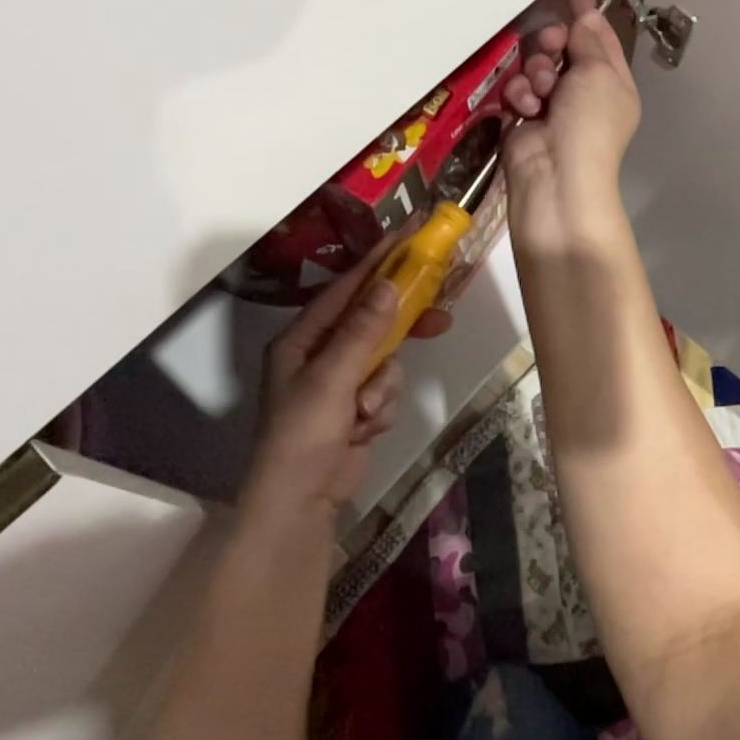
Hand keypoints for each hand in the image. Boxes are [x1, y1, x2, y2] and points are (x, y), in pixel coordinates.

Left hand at [242, 242, 441, 517]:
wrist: (300, 502)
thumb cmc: (303, 434)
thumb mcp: (331, 379)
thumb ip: (362, 332)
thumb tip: (388, 286)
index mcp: (302, 337)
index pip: (346, 289)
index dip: (378, 262)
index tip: (410, 237)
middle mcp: (320, 352)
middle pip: (373, 322)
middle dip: (398, 330)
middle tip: (439, 316)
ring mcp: (340, 381)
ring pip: (386, 360)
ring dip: (382, 387)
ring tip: (364, 412)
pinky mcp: (357, 406)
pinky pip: (385, 389)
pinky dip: (380, 408)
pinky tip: (363, 429)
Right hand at [501, 0, 641, 199]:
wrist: (556, 177)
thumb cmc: (589, 124)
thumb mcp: (599, 74)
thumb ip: (589, 40)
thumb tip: (588, 15)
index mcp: (613, 84)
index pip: (601, 41)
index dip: (589, 17)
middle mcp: (584, 95)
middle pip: (563, 49)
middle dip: (555, 43)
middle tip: (552, 45)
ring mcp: (552, 108)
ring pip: (536, 67)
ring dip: (536, 72)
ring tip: (541, 91)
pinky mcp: (523, 119)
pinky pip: (517, 90)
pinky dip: (520, 95)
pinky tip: (526, 109)